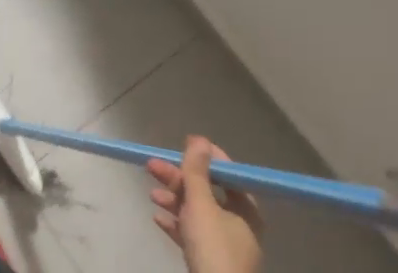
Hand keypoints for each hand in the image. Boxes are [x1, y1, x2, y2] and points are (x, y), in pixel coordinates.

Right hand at [148, 137, 263, 272]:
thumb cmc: (213, 245)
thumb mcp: (201, 203)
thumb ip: (197, 172)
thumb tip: (199, 140)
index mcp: (245, 210)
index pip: (228, 175)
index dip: (206, 159)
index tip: (184, 145)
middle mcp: (238, 224)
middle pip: (206, 192)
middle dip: (178, 178)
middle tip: (151, 165)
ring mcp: (224, 243)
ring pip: (195, 212)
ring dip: (173, 199)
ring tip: (151, 195)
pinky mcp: (209, 258)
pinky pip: (191, 233)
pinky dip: (175, 223)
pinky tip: (157, 218)